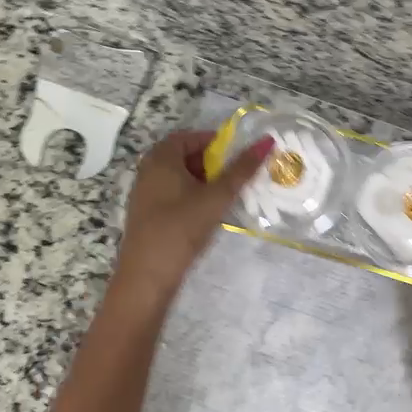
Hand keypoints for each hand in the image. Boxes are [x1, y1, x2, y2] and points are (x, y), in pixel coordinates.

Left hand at [113, 129, 273, 297]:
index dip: (215, 141)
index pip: (189, 136)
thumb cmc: (181, 228)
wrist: (147, 275)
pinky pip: (171, 194)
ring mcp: (144, 194)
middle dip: (211, 162)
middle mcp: (148, 170)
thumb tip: (267, 140)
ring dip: (202, 181)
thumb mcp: (216, 197)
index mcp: (160, 158)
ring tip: (225, 195)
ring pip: (178, 177)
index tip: (237, 154)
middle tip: (235, 175)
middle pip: (183, 156)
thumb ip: (242, 169)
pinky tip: (206, 214)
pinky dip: (191, 197)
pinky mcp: (146, 215)